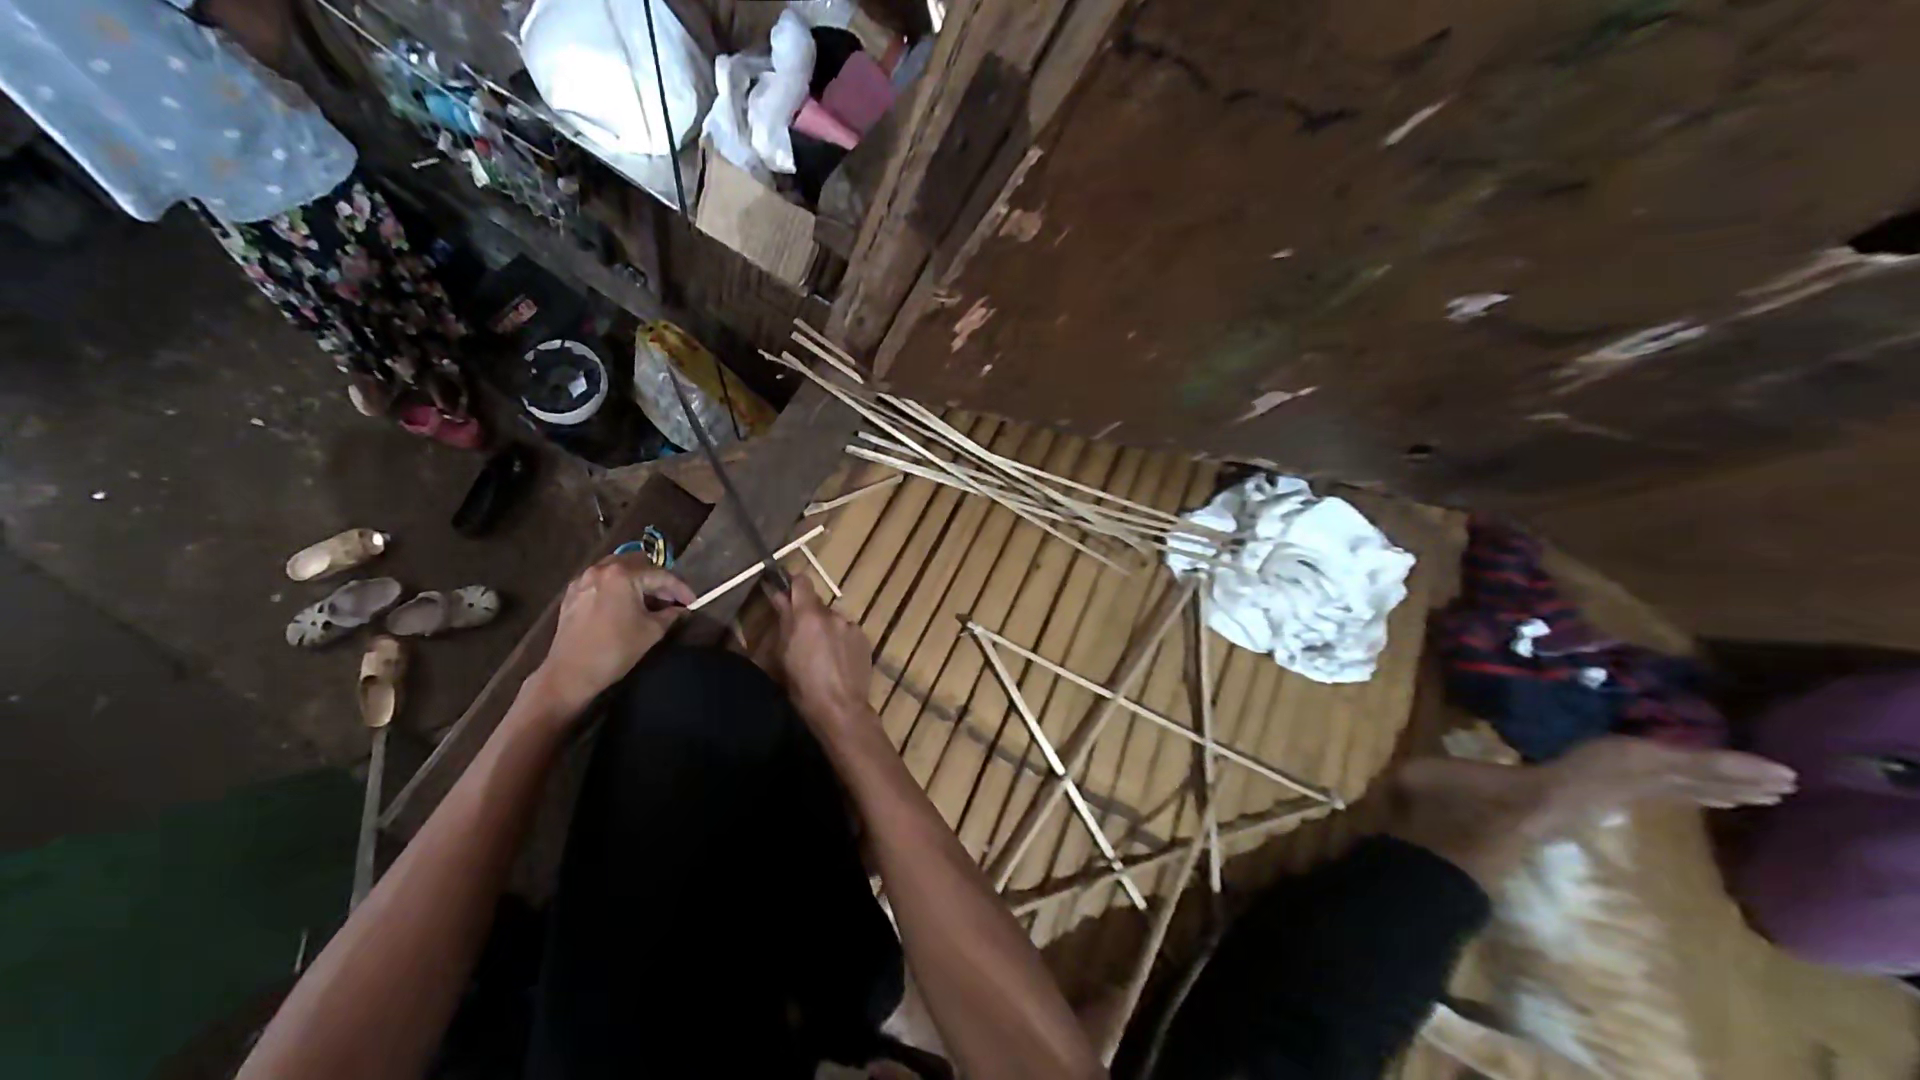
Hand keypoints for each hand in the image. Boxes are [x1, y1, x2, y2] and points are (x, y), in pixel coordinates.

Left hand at [530, 556, 695, 716]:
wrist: (570, 673)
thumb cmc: (615, 650)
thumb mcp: (651, 631)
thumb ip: (671, 614)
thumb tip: (681, 609)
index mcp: (623, 575)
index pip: (661, 575)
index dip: (681, 589)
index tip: (693, 602)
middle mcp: (601, 569)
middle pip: (639, 564)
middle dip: (658, 580)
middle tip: (670, 599)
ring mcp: (583, 579)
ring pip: (619, 568)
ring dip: (637, 580)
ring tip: (648, 600)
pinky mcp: (573, 593)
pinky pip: (602, 579)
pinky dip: (617, 585)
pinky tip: (624, 602)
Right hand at [770, 578, 873, 732]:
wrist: (840, 707)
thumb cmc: (802, 685)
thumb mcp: (783, 653)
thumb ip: (783, 620)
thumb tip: (779, 596)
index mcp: (808, 615)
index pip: (802, 582)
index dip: (794, 586)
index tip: (787, 594)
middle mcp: (833, 614)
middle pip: (817, 605)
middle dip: (809, 616)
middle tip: (802, 638)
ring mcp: (851, 626)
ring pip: (833, 621)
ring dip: (826, 630)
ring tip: (822, 655)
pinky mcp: (864, 639)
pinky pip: (847, 633)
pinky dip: (841, 641)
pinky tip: (838, 661)